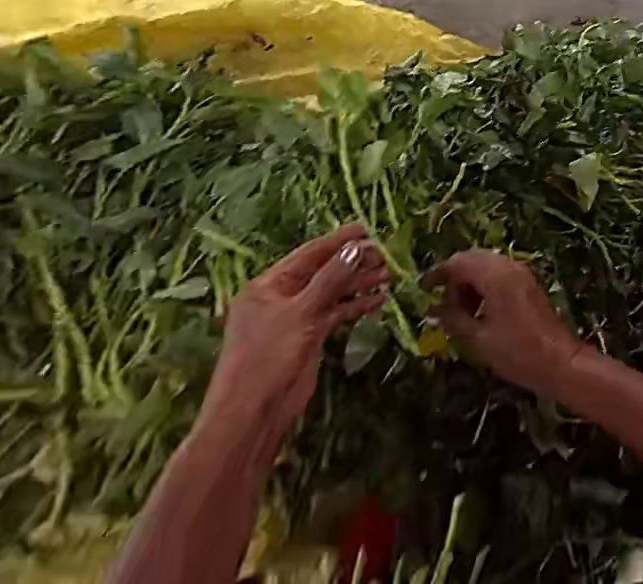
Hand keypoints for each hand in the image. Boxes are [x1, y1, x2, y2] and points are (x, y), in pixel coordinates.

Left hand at [200, 222, 391, 437]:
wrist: (253, 413)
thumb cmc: (267, 357)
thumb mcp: (300, 313)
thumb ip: (330, 279)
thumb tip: (356, 248)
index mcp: (269, 286)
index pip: (309, 254)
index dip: (338, 241)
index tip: (368, 229)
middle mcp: (282, 298)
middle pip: (324, 271)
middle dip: (354, 262)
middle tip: (386, 254)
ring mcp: (296, 317)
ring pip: (333, 292)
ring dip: (359, 283)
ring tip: (388, 275)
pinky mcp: (309, 336)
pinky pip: (337, 312)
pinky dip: (356, 305)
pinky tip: (379, 300)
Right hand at [428, 249, 581, 392]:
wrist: (557, 359)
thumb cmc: (515, 351)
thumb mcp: (476, 338)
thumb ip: (452, 318)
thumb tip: (433, 308)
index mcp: (496, 276)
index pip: (459, 261)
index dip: (439, 274)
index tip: (423, 290)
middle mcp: (510, 267)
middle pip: (473, 258)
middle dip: (455, 279)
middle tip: (444, 306)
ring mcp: (522, 273)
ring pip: (486, 265)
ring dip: (470, 282)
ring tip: (462, 314)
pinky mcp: (527, 283)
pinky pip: (499, 274)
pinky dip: (484, 285)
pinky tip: (480, 312)